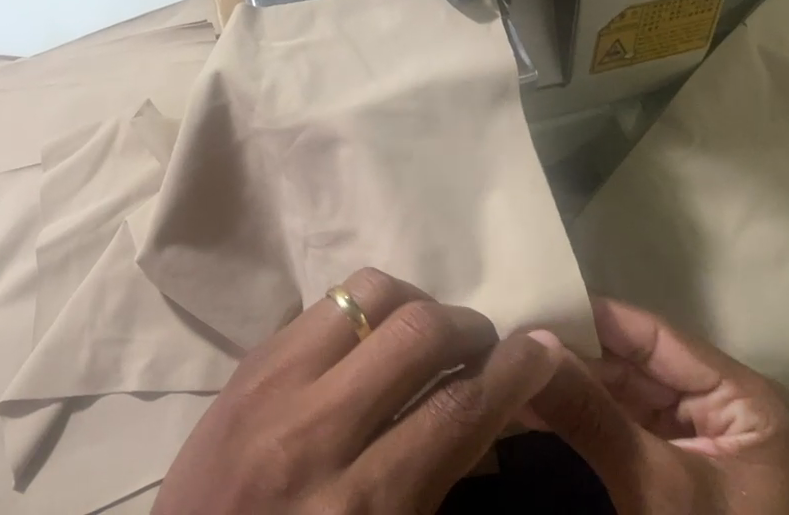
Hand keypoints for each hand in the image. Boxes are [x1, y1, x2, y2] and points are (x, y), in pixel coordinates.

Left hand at [156, 267, 562, 514]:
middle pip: (418, 334)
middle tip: (481, 346)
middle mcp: (316, 431)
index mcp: (362, 505)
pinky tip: (373, 337)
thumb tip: (488, 413)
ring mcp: (273, 385)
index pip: (456, 410)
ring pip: (368, 294)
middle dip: (468, 327)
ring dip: (417, 303)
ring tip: (428, 332)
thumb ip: (439, 478)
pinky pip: (324, 303)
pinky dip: (366, 310)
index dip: (513, 373)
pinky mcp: (248, 361)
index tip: (541, 349)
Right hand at [526, 297, 788, 514]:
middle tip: (507, 337)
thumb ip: (592, 413)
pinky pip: (618, 421)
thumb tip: (530, 344)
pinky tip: (529, 403)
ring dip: (566, 383)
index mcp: (744, 397)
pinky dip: (576, 414)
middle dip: (571, 353)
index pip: (657, 337)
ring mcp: (696, 432)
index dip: (592, 318)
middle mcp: (723, 402)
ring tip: (506, 365)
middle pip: (635, 361)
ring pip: (620, 390)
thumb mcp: (655, 486)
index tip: (531, 303)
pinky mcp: (671, 460)